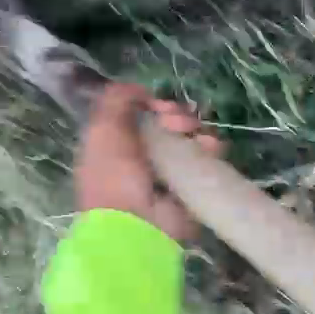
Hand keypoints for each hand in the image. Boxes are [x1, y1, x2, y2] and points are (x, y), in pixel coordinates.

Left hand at [74, 83, 221, 241]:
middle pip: (169, 122)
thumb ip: (116, 101)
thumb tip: (139, 89)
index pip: (142, 114)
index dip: (152, 104)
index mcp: (119, 143)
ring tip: (193, 134)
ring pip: (191, 136)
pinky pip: (208, 157)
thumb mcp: (103, 130)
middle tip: (176, 122)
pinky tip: (209, 146)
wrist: (135, 225)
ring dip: (195, 128)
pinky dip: (211, 147)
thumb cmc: (113, 176)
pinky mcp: (193, 184)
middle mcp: (145, 155)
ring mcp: (171, 171)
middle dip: (176, 114)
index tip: (156, 105)